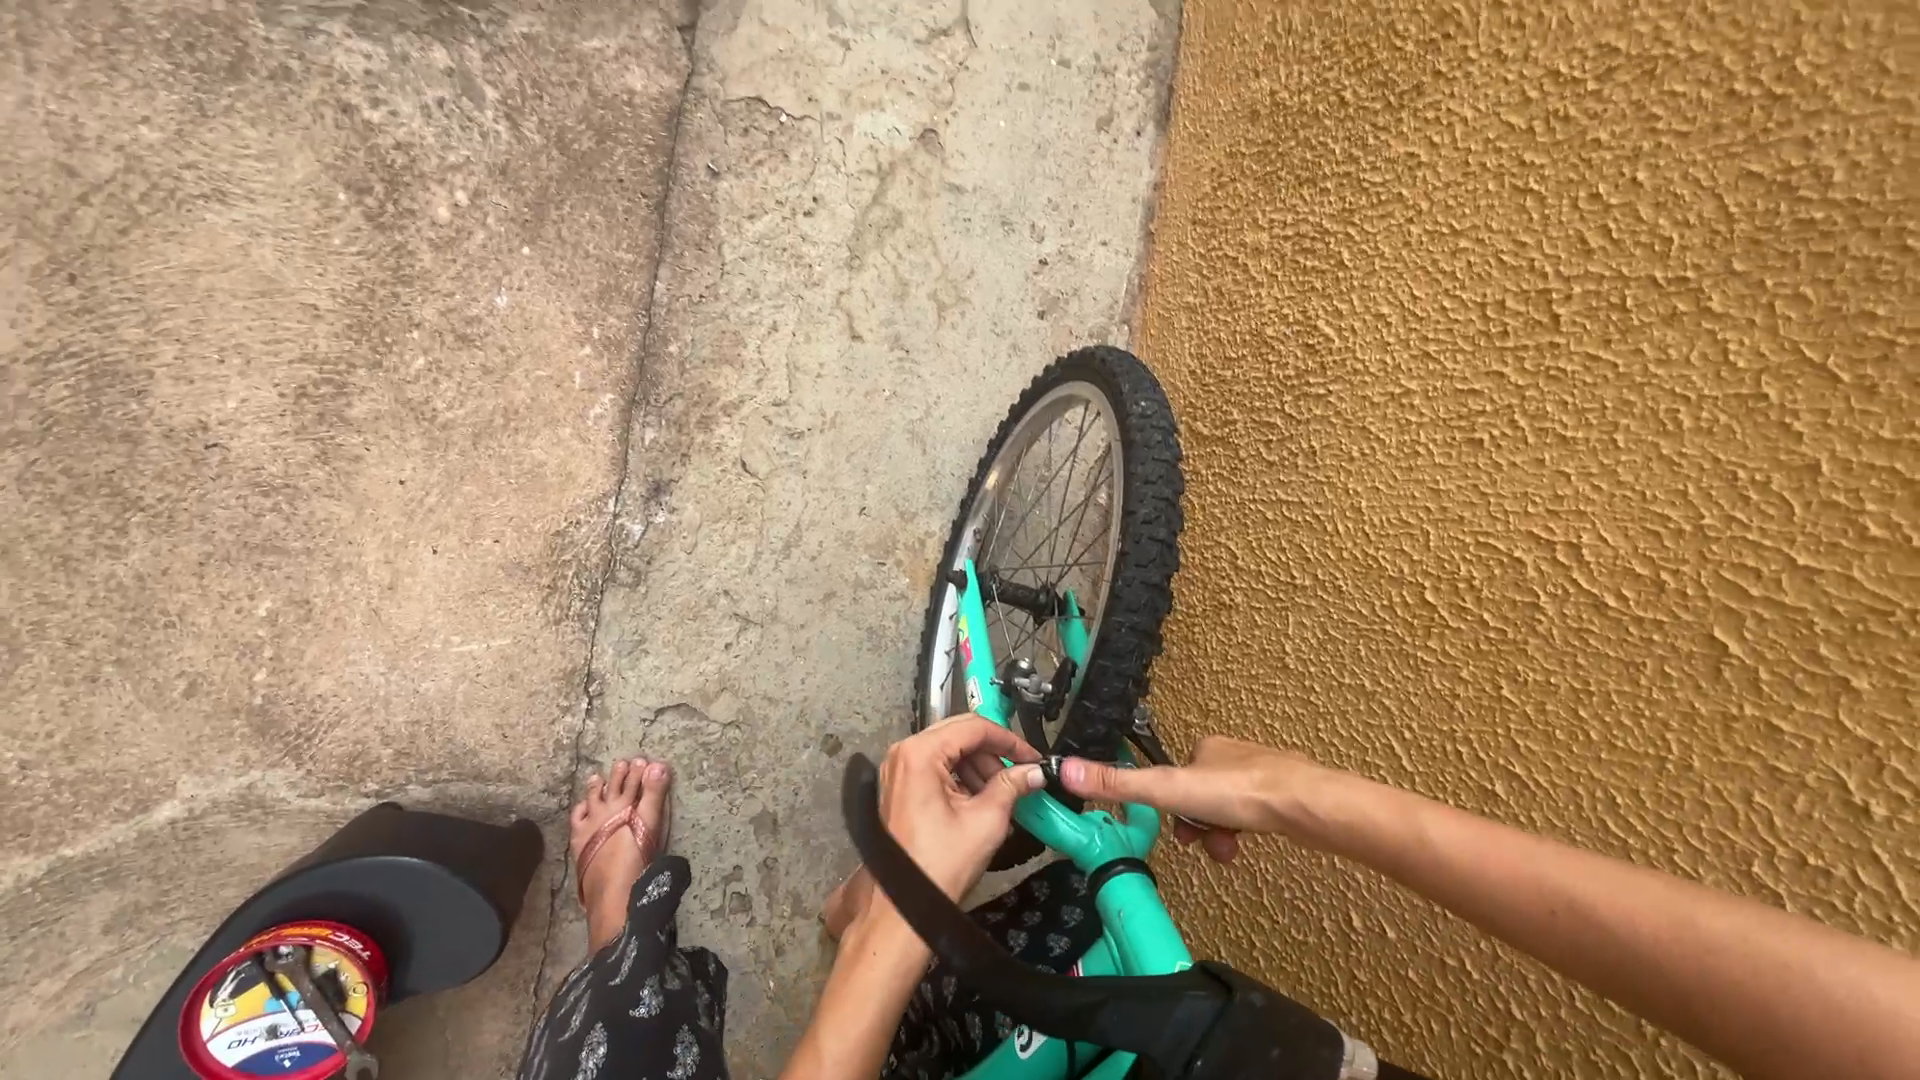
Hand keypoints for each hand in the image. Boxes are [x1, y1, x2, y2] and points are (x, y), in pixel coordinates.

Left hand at [878, 714, 1044, 899]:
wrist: (904, 908)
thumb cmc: (937, 868)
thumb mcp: (986, 821)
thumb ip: (1012, 786)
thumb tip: (1033, 772)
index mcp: (919, 754)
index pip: (973, 727)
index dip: (1008, 740)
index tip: (1030, 756)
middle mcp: (903, 754)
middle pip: (960, 735)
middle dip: (994, 754)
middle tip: (1020, 774)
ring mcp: (898, 770)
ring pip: (949, 750)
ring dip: (979, 766)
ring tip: (1002, 794)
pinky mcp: (900, 787)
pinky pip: (937, 767)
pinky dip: (962, 778)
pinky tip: (981, 800)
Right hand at [1060, 735, 1332, 862]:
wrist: (1306, 807)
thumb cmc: (1239, 792)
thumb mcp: (1168, 790)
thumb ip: (1119, 784)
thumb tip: (1066, 768)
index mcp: (1205, 748)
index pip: (1175, 779)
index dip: (1170, 807)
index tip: (1175, 829)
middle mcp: (1232, 756)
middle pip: (1201, 798)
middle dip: (1196, 825)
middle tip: (1200, 844)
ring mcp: (1263, 776)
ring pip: (1227, 811)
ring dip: (1219, 835)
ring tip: (1225, 851)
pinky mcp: (1287, 798)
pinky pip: (1255, 818)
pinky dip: (1245, 835)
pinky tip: (1246, 847)